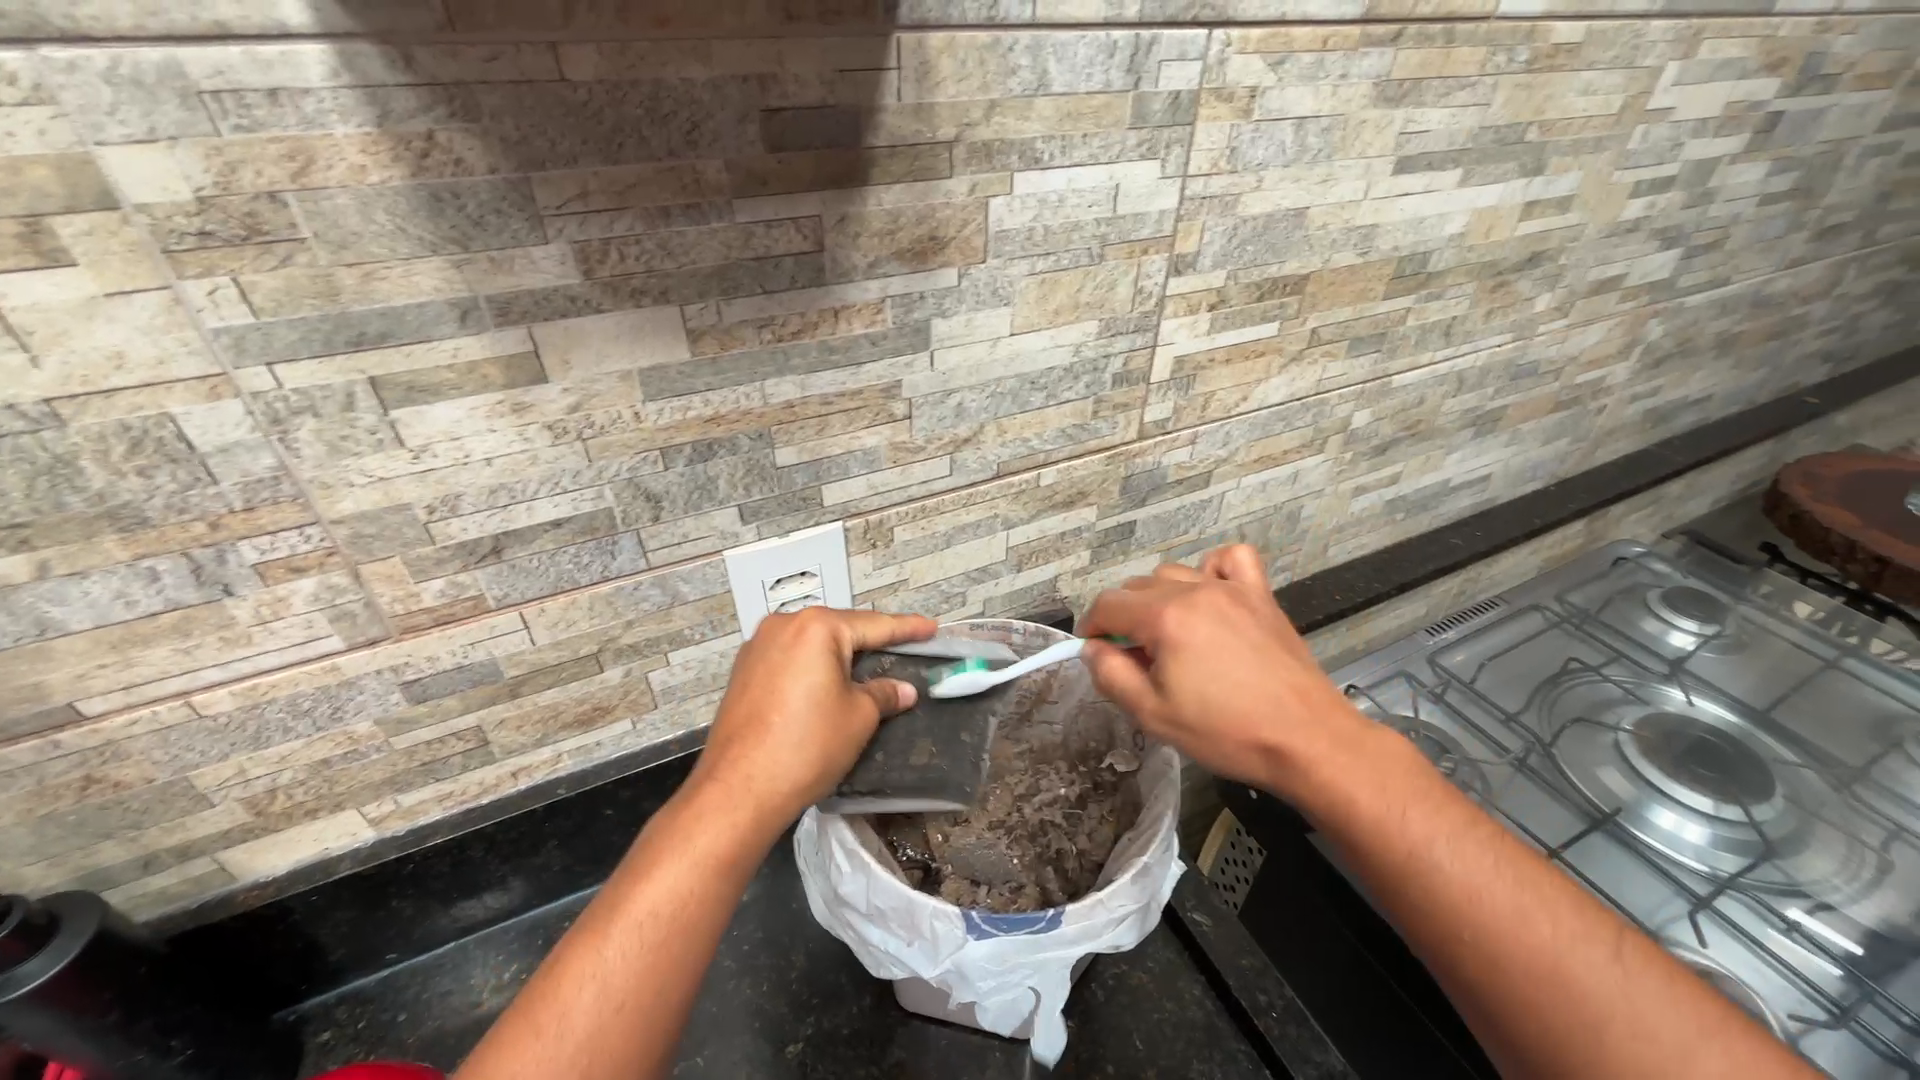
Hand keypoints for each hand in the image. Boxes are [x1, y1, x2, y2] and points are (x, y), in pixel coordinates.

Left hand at [691, 607, 937, 827]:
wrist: (738, 790)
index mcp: (816, 628)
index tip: (931, 627)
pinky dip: (814, 669)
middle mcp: (783, 626)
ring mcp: (757, 648)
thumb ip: (883, 694)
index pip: (873, 625)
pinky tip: (828, 684)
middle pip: (839, 630)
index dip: (906, 629)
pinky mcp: (743, 673)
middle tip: (903, 649)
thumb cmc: (807, 746)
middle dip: (870, 642)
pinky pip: (791, 660)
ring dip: (839, 656)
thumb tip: (903, 689)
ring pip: (812, 645)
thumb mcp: (858, 718)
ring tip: (869, 668)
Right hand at [1078, 544, 1373, 795]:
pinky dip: (1211, 570)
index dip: (1091, 626)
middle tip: (1135, 659)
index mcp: (1165, 618)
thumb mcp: (1152, 714)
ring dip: (1159, 598)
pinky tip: (1210, 597)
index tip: (1095, 650)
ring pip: (1174, 573)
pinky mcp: (1261, 596)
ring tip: (1169, 636)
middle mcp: (1195, 591)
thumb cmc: (1226, 732)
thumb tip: (1093, 648)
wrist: (1306, 739)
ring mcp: (1232, 589)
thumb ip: (1111, 675)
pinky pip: (1229, 559)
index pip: (1108, 604)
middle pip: (1137, 586)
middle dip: (1124, 617)